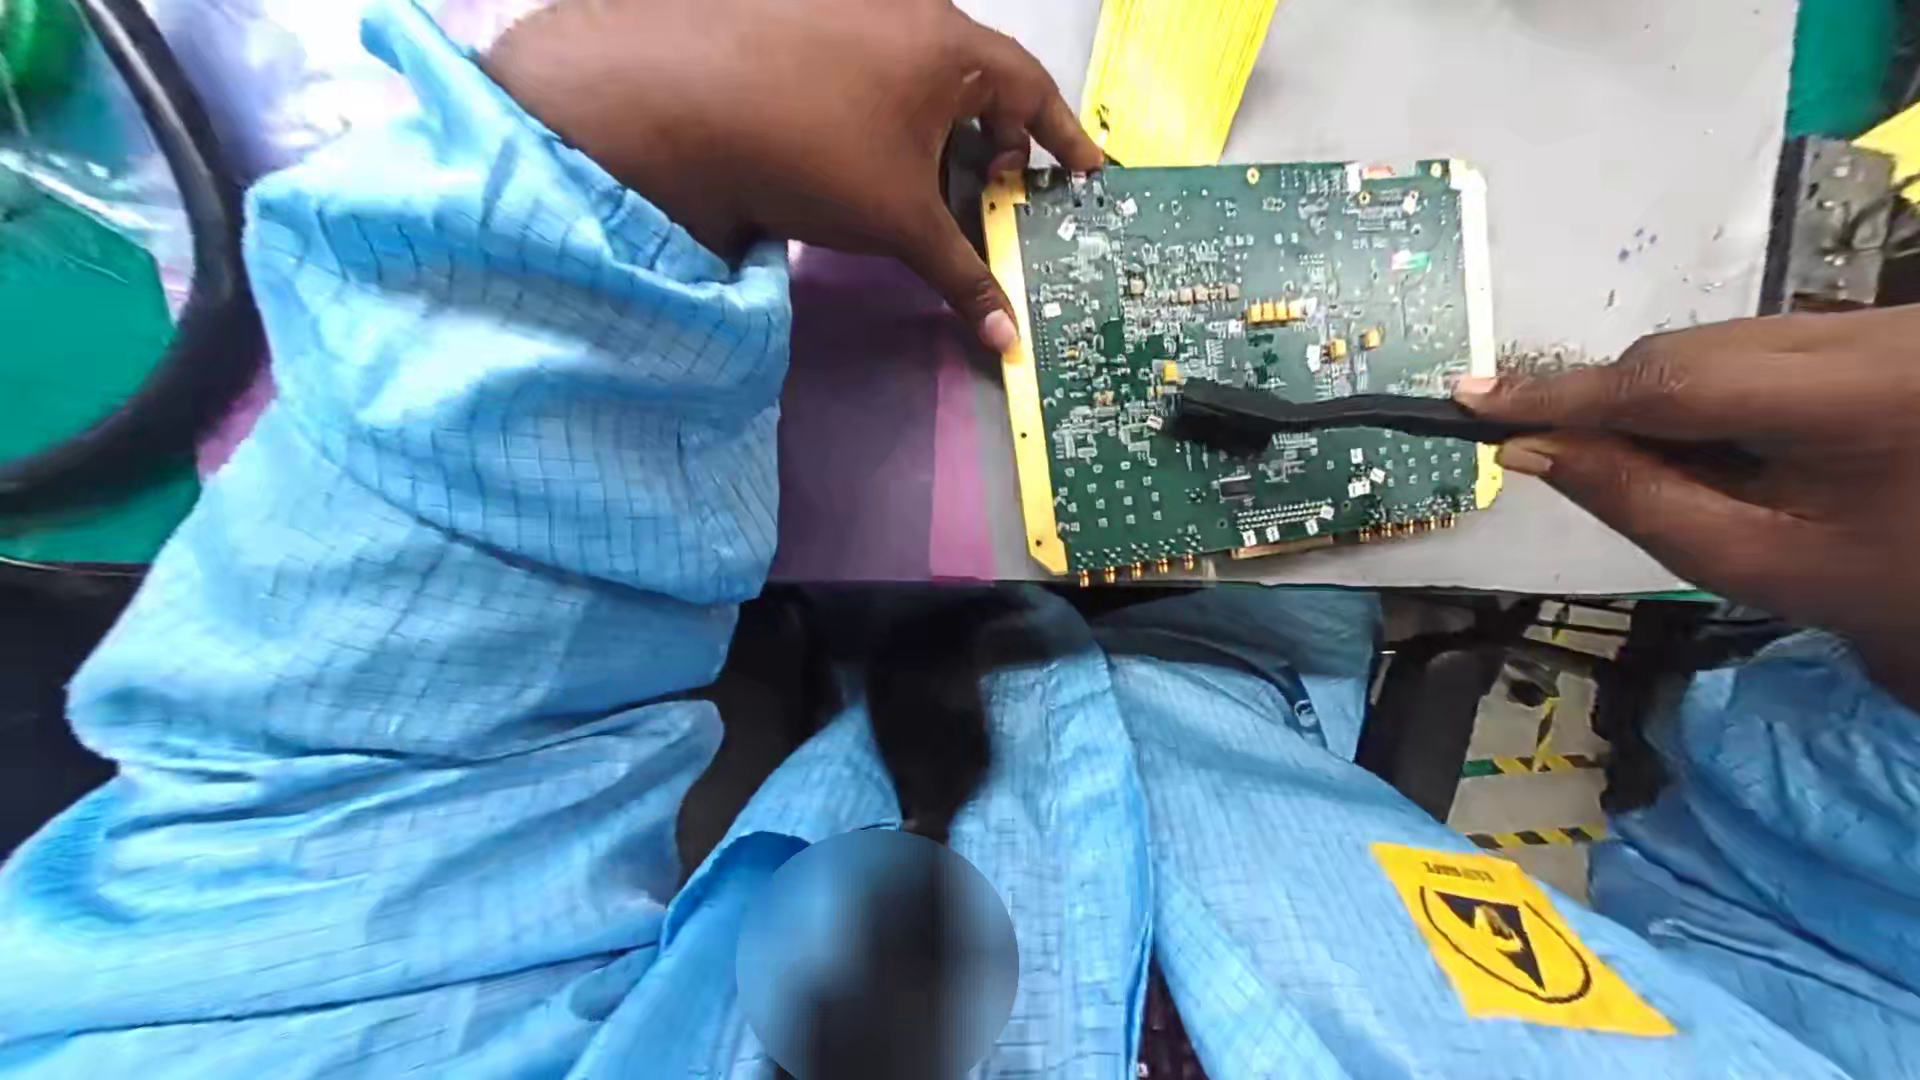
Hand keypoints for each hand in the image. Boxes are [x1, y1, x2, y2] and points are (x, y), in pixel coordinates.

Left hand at [482, 0, 1102, 350]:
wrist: (686, 108)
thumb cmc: (821, 153)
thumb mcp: (905, 223)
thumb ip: (964, 277)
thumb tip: (1007, 341)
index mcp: (950, 46)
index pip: (1034, 89)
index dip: (1064, 138)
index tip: (1088, 173)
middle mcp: (909, 16)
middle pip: (982, 86)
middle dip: (1001, 144)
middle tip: (1002, 194)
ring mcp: (855, 20)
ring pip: (928, 87)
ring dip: (947, 141)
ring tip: (941, 193)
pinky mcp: (812, 38)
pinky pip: (882, 85)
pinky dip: (901, 131)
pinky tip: (881, 169)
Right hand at [1457, 307, 1919, 701]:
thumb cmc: (1878, 583)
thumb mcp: (1740, 556)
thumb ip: (1626, 496)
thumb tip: (1527, 446)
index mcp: (1867, 402)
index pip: (1669, 384)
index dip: (1558, 392)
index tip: (1472, 397)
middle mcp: (1889, 339)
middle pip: (1685, 354)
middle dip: (1606, 403)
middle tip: (1559, 453)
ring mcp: (1894, 327)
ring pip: (1709, 346)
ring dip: (1650, 401)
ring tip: (1669, 463)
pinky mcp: (1887, 332)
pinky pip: (1746, 348)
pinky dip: (1695, 392)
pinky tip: (1715, 440)